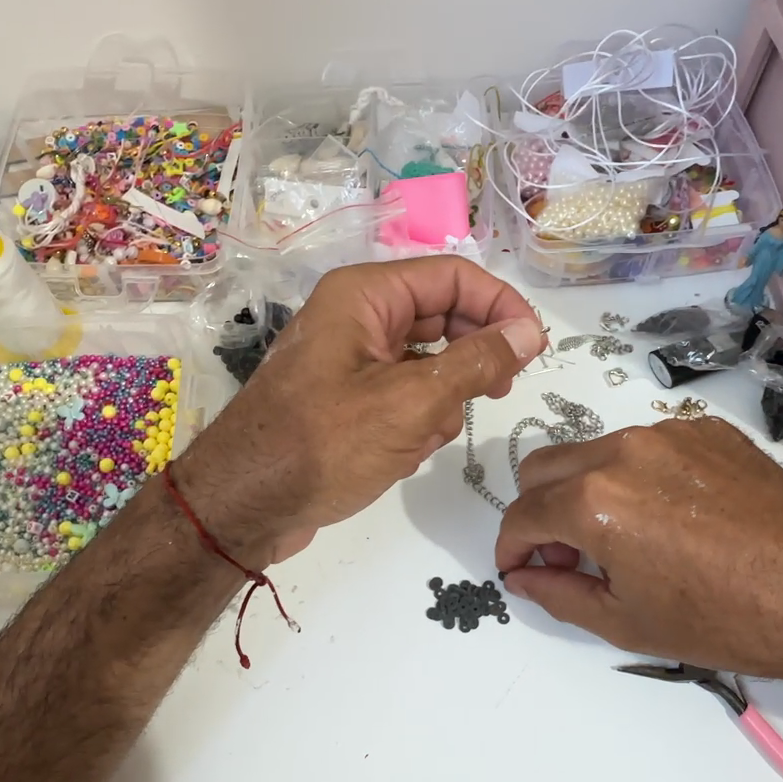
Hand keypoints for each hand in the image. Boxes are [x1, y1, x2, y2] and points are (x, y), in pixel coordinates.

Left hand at [179, 256, 545, 565]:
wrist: (246, 505)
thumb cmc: (324, 444)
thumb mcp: (412, 402)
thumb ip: (477, 362)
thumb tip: (529, 333)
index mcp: (365, 296)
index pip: (453, 276)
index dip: (501, 305)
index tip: (536, 347)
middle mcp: (356, 317)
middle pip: (441, 315)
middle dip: (474, 353)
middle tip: (503, 390)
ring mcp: (349, 360)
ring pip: (426, 359)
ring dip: (444, 395)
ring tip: (434, 431)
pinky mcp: (346, 400)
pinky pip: (402, 393)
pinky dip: (418, 417)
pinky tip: (410, 450)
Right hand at [494, 418, 782, 682]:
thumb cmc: (723, 620)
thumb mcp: (625, 622)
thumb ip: (558, 594)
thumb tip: (523, 576)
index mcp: (594, 500)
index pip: (522, 515)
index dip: (511, 548)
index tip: (519, 570)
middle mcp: (622, 451)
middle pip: (544, 468)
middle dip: (537, 511)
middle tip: (567, 555)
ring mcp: (668, 433)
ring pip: (593, 452)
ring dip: (584, 490)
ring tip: (622, 537)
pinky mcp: (706, 430)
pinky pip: (644, 445)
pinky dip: (634, 476)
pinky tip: (669, 516)